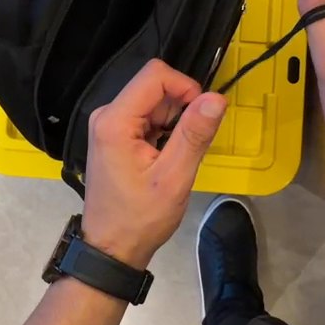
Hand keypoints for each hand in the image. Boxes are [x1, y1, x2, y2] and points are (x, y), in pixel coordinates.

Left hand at [80, 59, 226, 269]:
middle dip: (180, 107)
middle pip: (154, 86)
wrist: (111, 249)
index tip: (201, 116)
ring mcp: (109, 125)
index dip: (185, 87)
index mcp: (115, 120)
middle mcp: (107, 115)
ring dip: (173, 121)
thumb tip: (217, 97)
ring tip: (175, 156)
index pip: (155, 75)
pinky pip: (146, 117)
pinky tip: (165, 158)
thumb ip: (194, 134)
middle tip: (188, 145)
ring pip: (153, 102)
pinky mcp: (115, 136)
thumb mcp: (174, 177)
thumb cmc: (140, 217)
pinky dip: (163, 131)